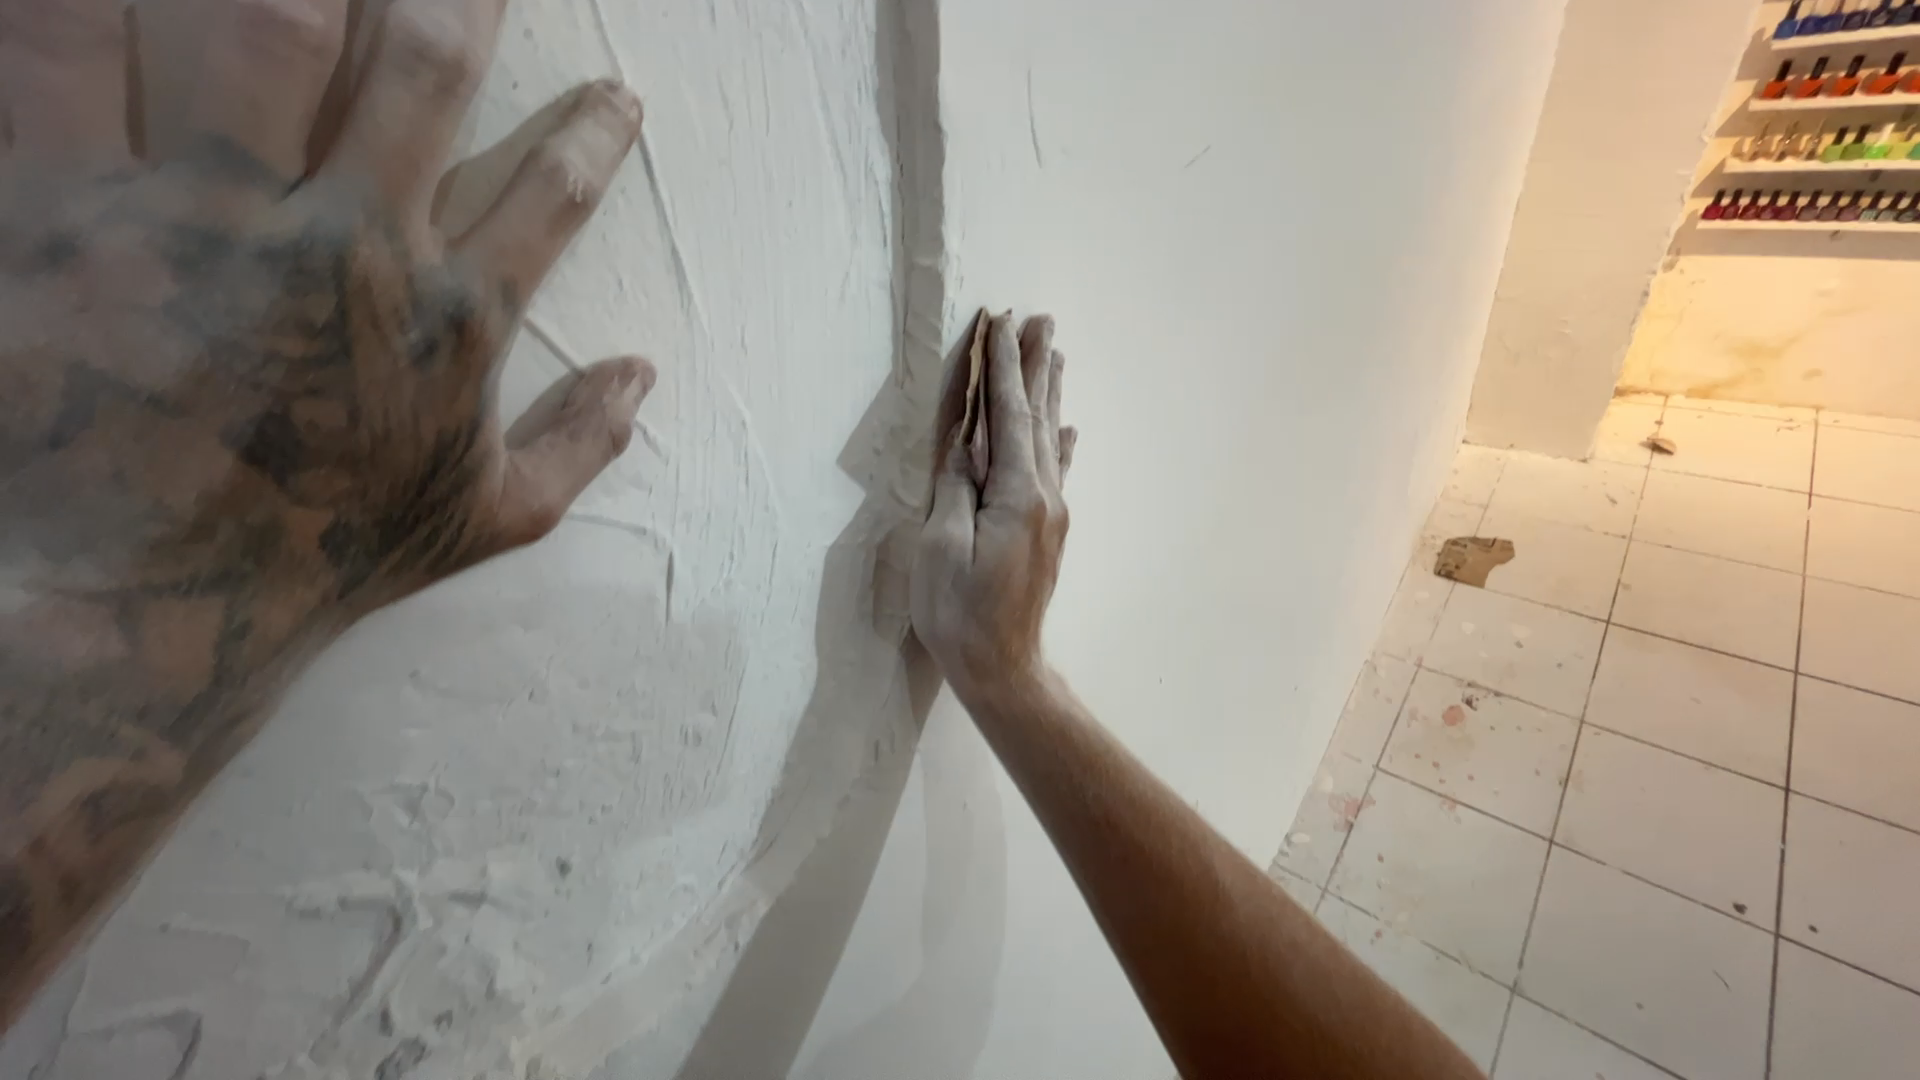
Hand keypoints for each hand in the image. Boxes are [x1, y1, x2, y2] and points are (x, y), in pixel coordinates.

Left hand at [0, 0, 653, 1017]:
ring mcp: (204, 219)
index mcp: (452, 324)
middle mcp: (349, 252)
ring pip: (257, 34)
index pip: (550, 198)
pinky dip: (107, 4)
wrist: (142, 597)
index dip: (593, 136)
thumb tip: (644, 378)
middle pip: (420, 82)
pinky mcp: (59, 208)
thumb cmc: (336, 551)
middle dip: (458, 7)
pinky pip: (65, 52)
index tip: (620, 95)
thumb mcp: (497, 515)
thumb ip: (584, 442)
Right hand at [911, 311, 1077, 700]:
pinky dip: (1059, 443)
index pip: (1008, 417)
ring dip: (1050, 394)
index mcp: (1018, 495)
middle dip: (1035, 367)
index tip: (999, 323)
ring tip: (1057, 354)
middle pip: (1038, 419)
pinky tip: (1068, 428)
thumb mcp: (941, 548)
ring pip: (1049, 440)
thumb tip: (968, 442)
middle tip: (1042, 320)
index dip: (1001, 368)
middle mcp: (1046, 497)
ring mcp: (1052, 515)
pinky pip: (1056, 473)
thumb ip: (957, 487)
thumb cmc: (959, 613)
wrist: (1001, 667)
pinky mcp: (1048, 532)